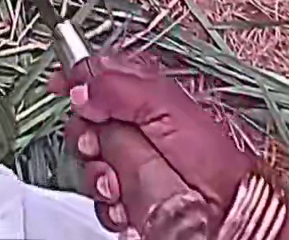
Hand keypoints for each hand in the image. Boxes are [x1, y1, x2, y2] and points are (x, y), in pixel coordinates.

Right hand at [52, 54, 280, 237]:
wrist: (229, 215)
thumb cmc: (207, 155)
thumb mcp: (160, 104)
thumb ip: (117, 88)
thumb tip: (79, 86)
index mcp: (138, 92)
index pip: (94, 74)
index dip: (75, 78)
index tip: (59, 86)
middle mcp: (130, 123)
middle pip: (83, 118)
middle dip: (83, 133)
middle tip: (95, 143)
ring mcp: (129, 161)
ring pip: (88, 159)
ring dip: (95, 171)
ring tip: (115, 182)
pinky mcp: (129, 198)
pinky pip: (100, 196)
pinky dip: (107, 203)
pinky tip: (123, 205)